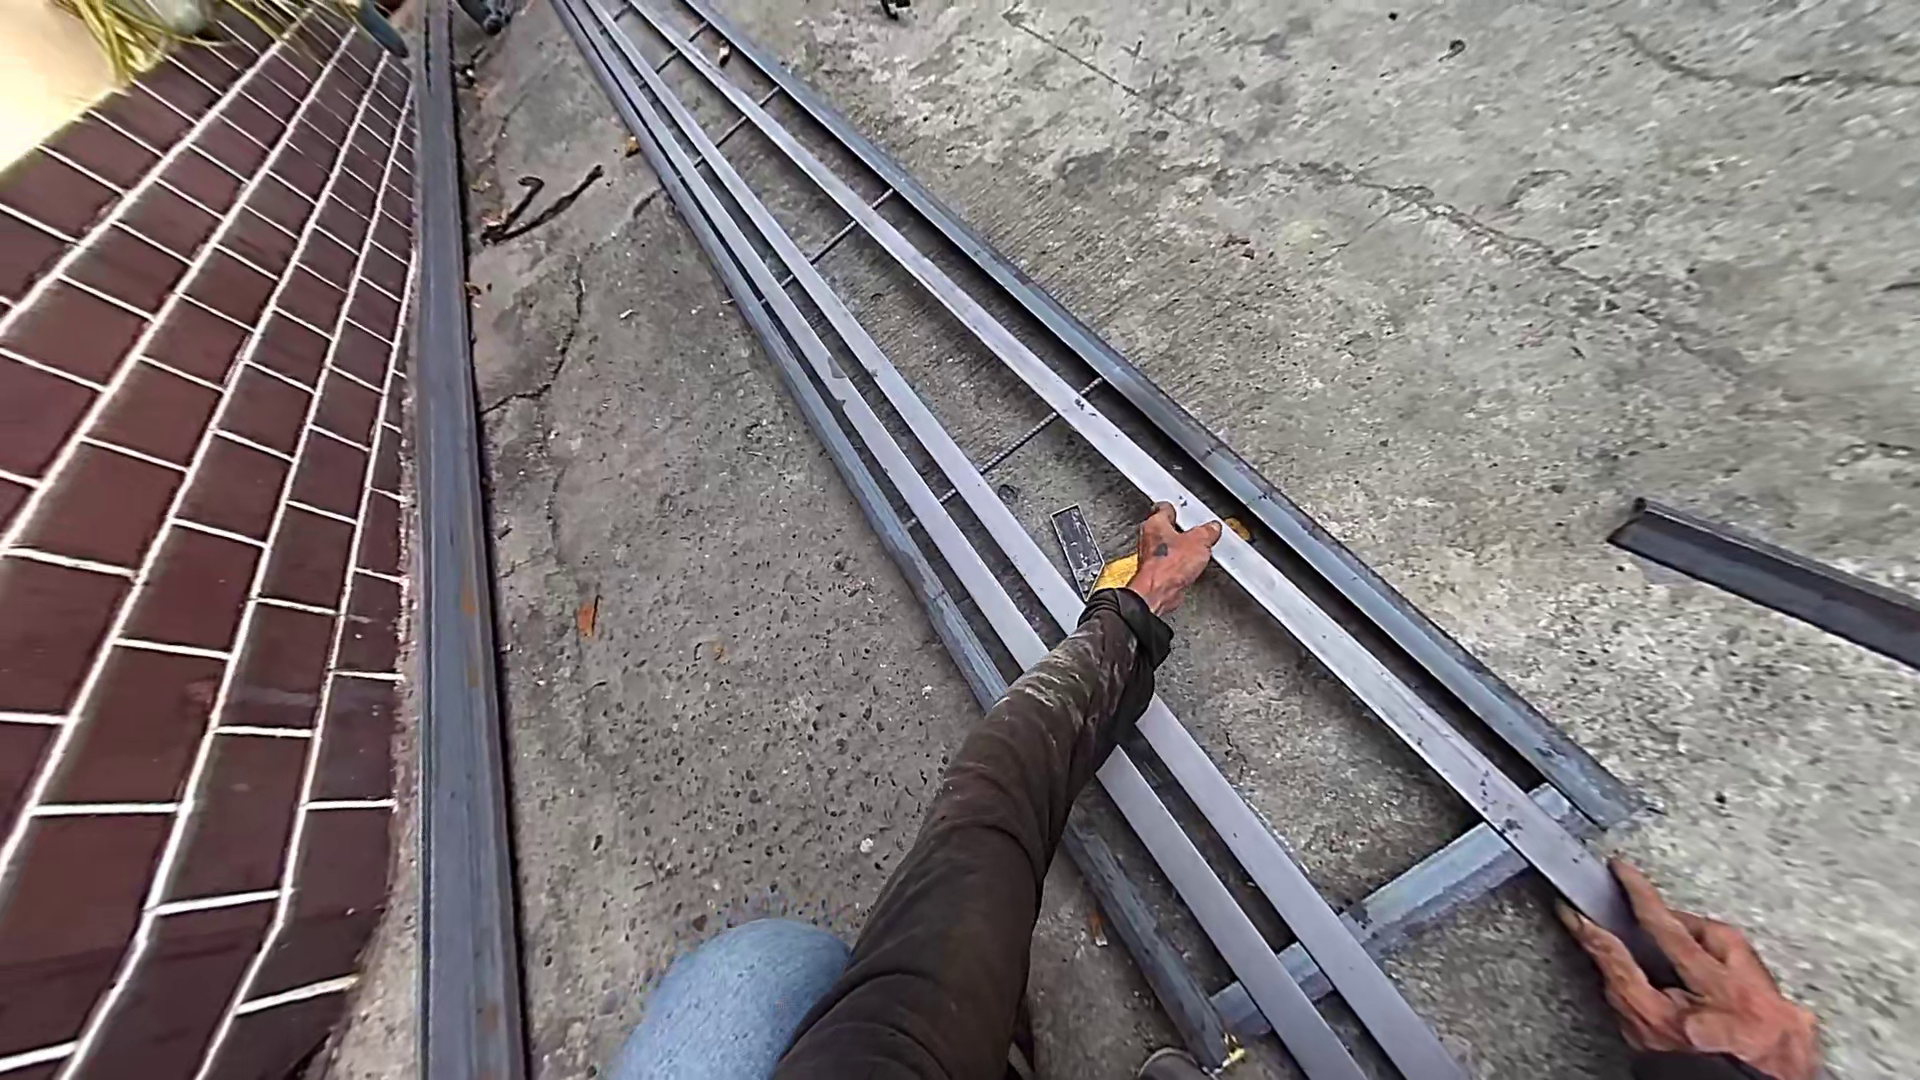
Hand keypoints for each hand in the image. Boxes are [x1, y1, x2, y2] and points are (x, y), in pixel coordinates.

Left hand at [1124, 503, 1222, 614]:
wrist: (1159, 592)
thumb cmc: (1168, 565)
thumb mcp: (1199, 541)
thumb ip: (1207, 531)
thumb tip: (1212, 528)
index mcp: (1154, 524)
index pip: (1164, 508)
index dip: (1177, 508)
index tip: (1184, 509)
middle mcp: (1148, 538)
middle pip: (1168, 528)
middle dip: (1183, 530)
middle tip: (1197, 532)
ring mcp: (1151, 556)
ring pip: (1169, 547)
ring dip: (1182, 549)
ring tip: (1196, 551)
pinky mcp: (1156, 571)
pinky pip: (1171, 563)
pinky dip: (1180, 564)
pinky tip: (1189, 567)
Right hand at [1558, 859, 1818, 1079]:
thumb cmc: (1686, 1067)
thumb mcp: (1637, 1010)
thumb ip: (1609, 958)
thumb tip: (1577, 918)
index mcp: (1728, 993)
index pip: (1671, 927)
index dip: (1640, 893)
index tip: (1622, 870)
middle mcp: (1769, 1001)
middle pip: (1721, 936)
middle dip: (1683, 924)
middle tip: (1652, 925)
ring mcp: (1791, 1019)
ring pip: (1745, 959)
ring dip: (1707, 951)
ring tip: (1679, 963)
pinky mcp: (1799, 1033)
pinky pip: (1764, 987)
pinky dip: (1731, 978)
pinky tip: (1712, 991)